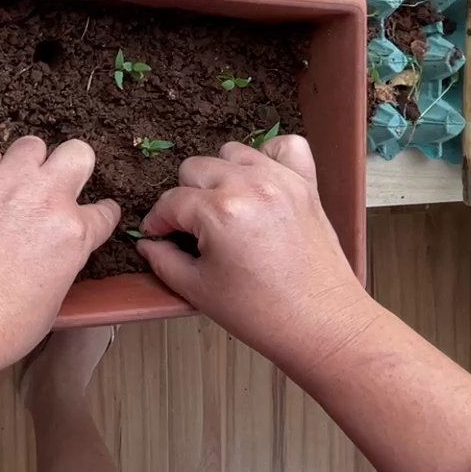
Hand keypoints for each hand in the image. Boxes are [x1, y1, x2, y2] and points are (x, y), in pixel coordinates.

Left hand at [0, 136, 118, 383]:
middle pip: (78, 152)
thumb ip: (63, 263)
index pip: (105, 211)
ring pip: (32, 145)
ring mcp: (7, 183)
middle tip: (58, 188)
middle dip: (74, 167)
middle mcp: (46, 199)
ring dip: (29, 164)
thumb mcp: (52, 303)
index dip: (100, 215)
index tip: (94, 216)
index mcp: (74, 234)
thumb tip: (56, 253)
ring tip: (16, 186)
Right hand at [137, 134, 372, 373]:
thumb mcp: (199, 291)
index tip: (158, 234)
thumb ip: (164, 260)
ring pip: (231, 152)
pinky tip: (260, 182)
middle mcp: (248, 185)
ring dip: (221, 175)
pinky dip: (268, 156)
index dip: (158, 221)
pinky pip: (284, 146)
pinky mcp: (305, 183)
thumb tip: (147, 241)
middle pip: (195, 168)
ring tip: (226, 205)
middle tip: (195, 227)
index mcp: (219, 213)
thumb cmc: (261, 314)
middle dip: (187, 197)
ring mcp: (279, 179)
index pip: (171, 202)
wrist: (324, 325)